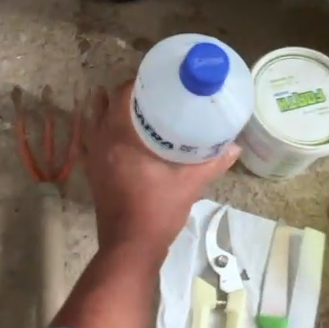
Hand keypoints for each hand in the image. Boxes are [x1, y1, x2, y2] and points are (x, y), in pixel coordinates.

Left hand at [80, 81, 237, 257]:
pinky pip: (96, 139)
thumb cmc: (157, 212)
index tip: (158, 79)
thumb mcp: (189, 185)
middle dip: (128, 95)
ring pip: (98, 121)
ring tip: (142, 110)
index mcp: (120, 137)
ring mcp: (93, 157)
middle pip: (108, 103)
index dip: (138, 82)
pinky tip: (128, 136)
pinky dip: (108, 131)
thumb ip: (212, 163)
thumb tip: (235, 146)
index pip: (122, 94)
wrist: (129, 248)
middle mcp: (101, 142)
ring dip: (115, 111)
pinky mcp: (93, 171)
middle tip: (155, 93)